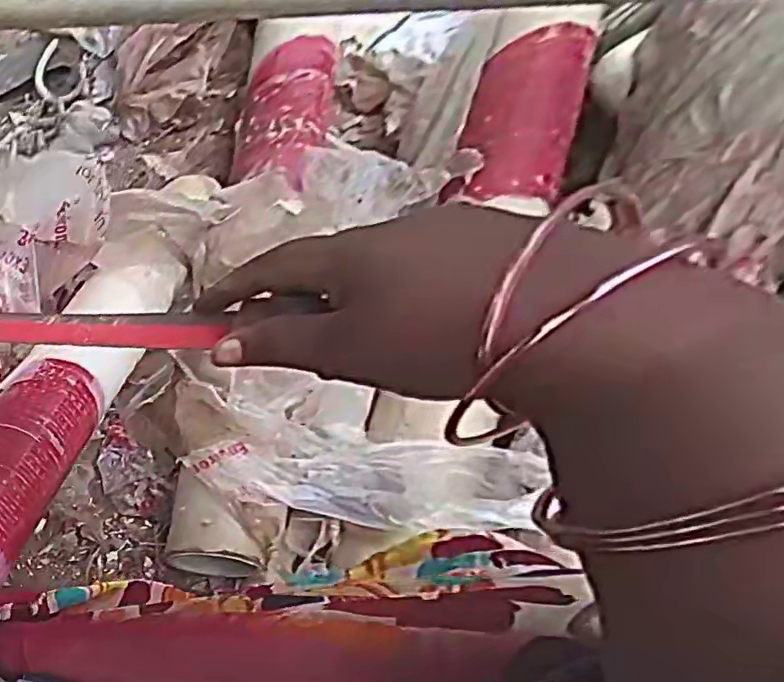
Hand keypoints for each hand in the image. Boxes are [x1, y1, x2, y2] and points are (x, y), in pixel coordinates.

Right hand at [193, 203, 662, 401]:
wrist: (581, 324)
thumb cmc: (433, 340)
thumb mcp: (341, 350)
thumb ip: (277, 344)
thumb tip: (219, 345)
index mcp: (349, 252)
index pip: (271, 265)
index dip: (231, 288)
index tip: (202, 310)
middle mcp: (395, 229)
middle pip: (320, 262)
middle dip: (285, 295)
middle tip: (267, 332)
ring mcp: (451, 229)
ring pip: (371, 264)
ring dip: (339, 295)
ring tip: (340, 337)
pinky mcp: (497, 242)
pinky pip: (416, 265)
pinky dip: (387, 291)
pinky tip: (404, 322)